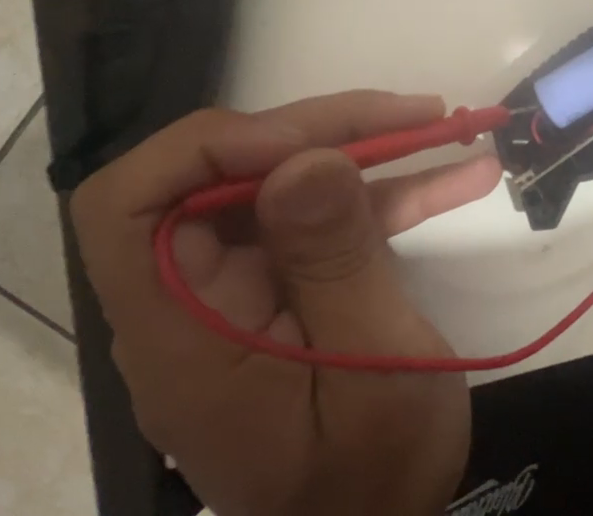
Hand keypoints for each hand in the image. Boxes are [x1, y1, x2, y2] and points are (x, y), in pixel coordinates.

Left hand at [70, 92, 503, 515]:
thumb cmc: (373, 475)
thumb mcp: (371, 367)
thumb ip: (334, 264)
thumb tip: (307, 159)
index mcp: (184, 334)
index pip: (130, 207)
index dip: (210, 150)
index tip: (308, 144)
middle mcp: (196, 302)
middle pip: (226, 178)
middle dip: (323, 133)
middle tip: (417, 117)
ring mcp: (244, 295)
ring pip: (286, 189)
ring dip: (369, 155)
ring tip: (453, 131)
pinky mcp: (289, 292)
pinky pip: (328, 224)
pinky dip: (390, 197)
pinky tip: (462, 178)